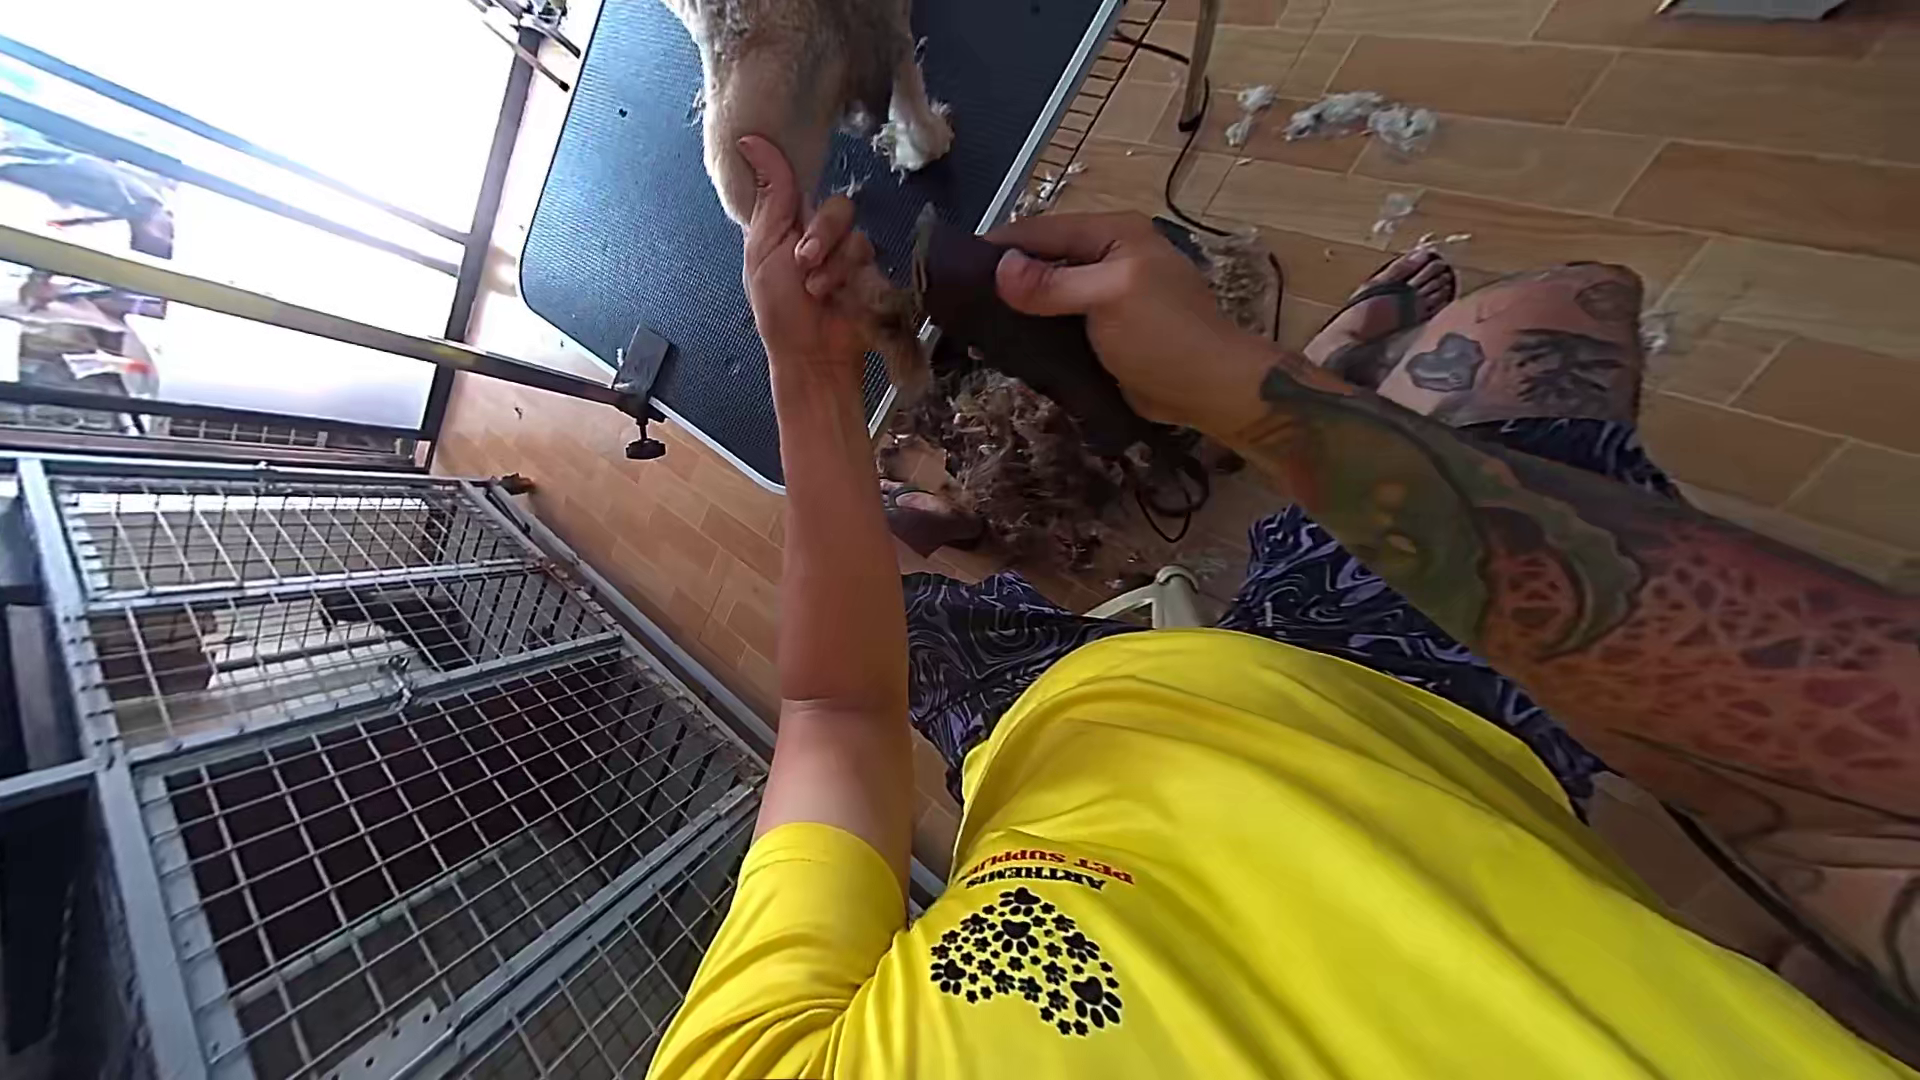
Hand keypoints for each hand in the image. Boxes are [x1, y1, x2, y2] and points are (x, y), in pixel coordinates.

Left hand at [738, 136, 877, 376]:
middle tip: (804, 262)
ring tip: (816, 290)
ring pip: (852, 230)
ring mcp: (846, 257)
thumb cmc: (780, 312)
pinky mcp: (867, 275)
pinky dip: (847, 274)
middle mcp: (819, 238)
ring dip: (832, 261)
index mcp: (788, 228)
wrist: (812, 356)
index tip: (792, 198)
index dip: (800, 192)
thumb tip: (748, 139)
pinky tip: (835, 296)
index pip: (801, 188)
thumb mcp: (764, 250)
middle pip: (835, 206)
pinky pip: (866, 253)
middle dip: (821, 233)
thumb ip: (770, 197)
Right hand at [989, 212, 1271, 435]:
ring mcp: (1104, 295)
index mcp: (1113, 234)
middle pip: (1044, 260)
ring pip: (1048, 293)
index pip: (1044, 229)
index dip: (1001, 245)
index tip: (957, 268)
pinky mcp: (1101, 329)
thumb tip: (1000, 269)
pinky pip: (1059, 322)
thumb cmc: (1162, 336)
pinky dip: (1035, 330)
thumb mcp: (1108, 298)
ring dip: (1018, 307)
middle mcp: (1106, 258)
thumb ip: (1054, 284)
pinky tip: (1010, 344)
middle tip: (963, 302)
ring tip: (977, 324)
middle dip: (1006, 278)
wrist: (1204, 388)